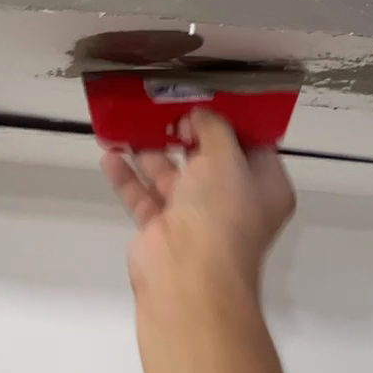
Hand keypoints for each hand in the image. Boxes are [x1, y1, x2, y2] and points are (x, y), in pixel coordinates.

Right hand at [102, 109, 296, 313]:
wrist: (187, 274)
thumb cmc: (220, 212)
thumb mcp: (225, 158)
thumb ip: (212, 129)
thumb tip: (197, 116)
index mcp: (262, 187)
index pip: (251, 147)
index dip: (230, 122)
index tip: (206, 97)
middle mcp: (231, 201)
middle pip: (206, 159)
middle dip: (184, 133)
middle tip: (162, 104)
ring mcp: (194, 216)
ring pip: (170, 175)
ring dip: (150, 151)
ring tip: (128, 121)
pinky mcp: (160, 228)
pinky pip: (142, 195)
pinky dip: (127, 175)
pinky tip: (110, 153)